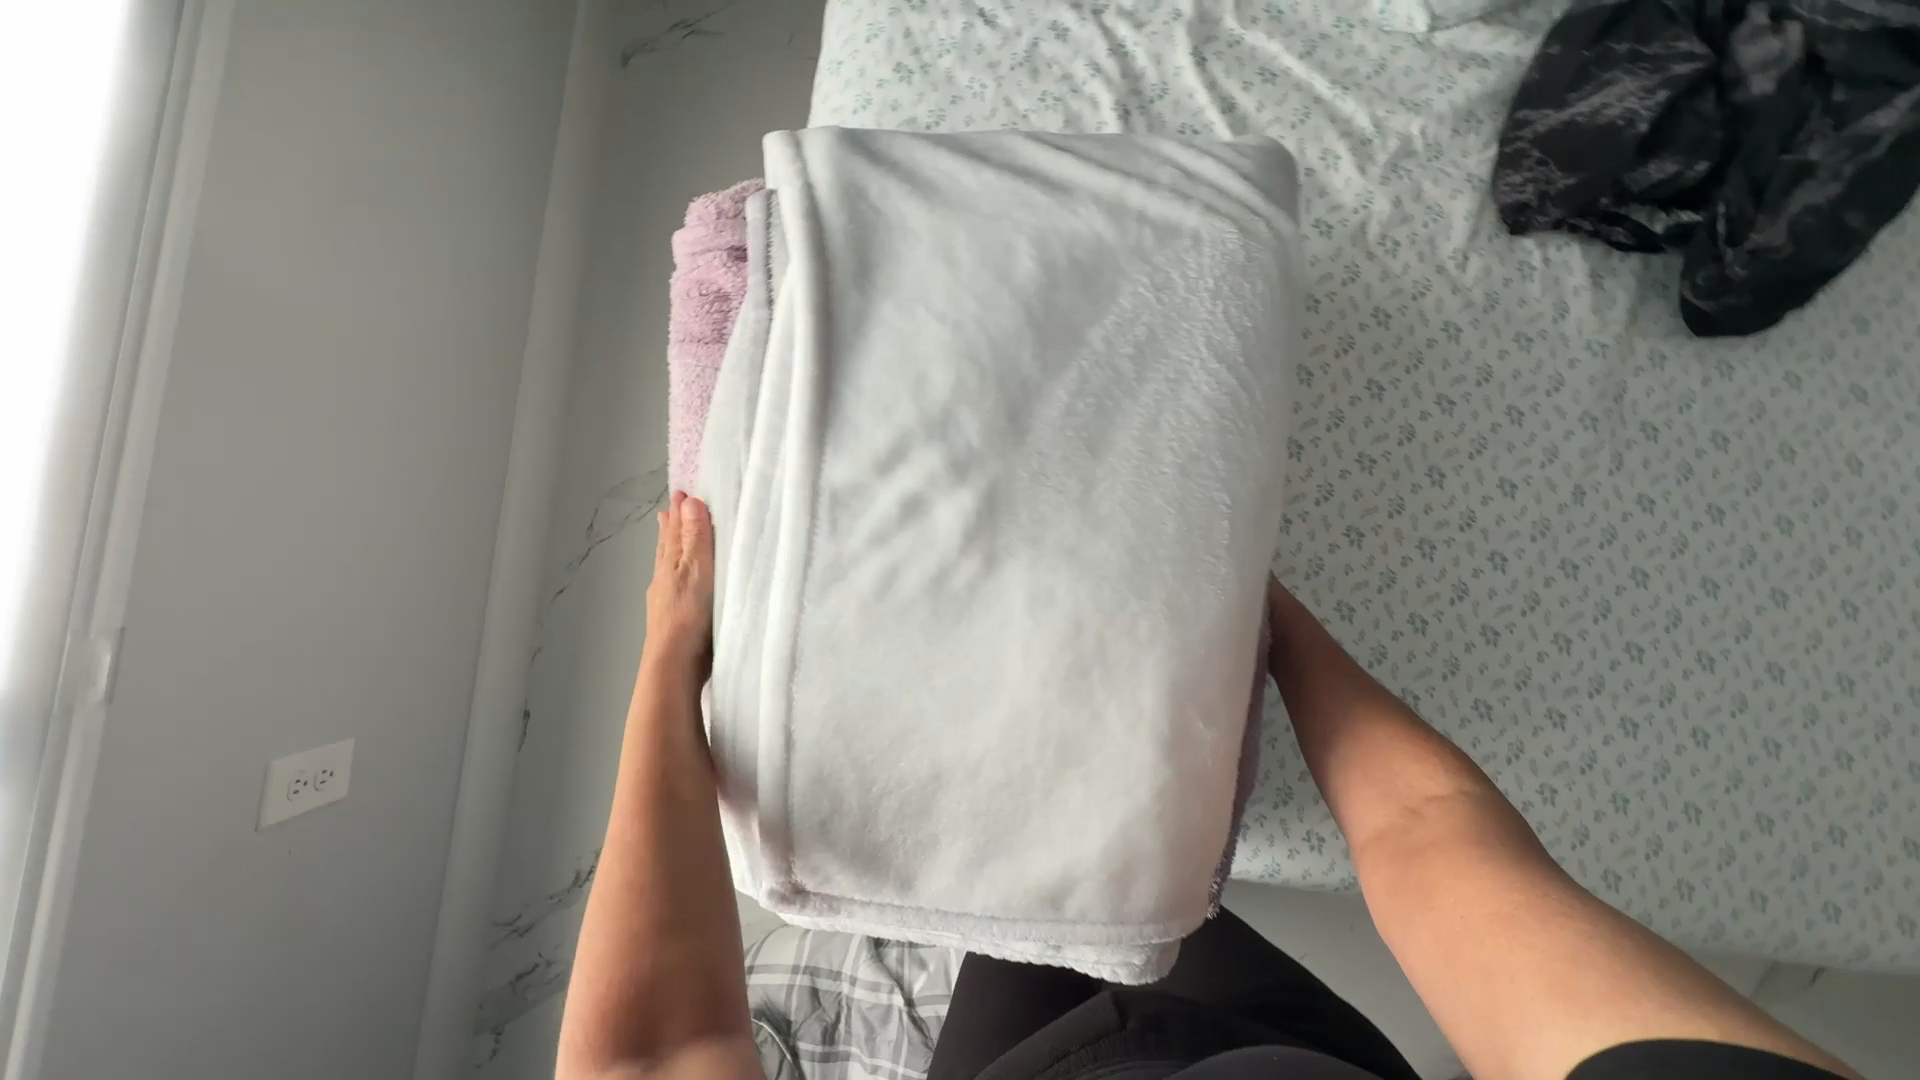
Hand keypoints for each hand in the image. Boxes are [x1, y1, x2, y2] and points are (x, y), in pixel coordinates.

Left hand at [643, 492, 714, 678]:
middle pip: (667, 546)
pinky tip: (679, 579)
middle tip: (671, 508)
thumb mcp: (696, 571)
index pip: (674, 531)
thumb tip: (688, 501)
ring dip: (672, 547)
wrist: (676, 663)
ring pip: (669, 565)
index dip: (679, 513)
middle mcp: (664, 578)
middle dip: (671, 527)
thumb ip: (695, 539)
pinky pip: (676, 584)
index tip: (681, 492)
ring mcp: (667, 599)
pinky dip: (678, 572)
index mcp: (670, 564)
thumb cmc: (689, 615)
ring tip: (668, 533)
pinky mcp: (676, 617)